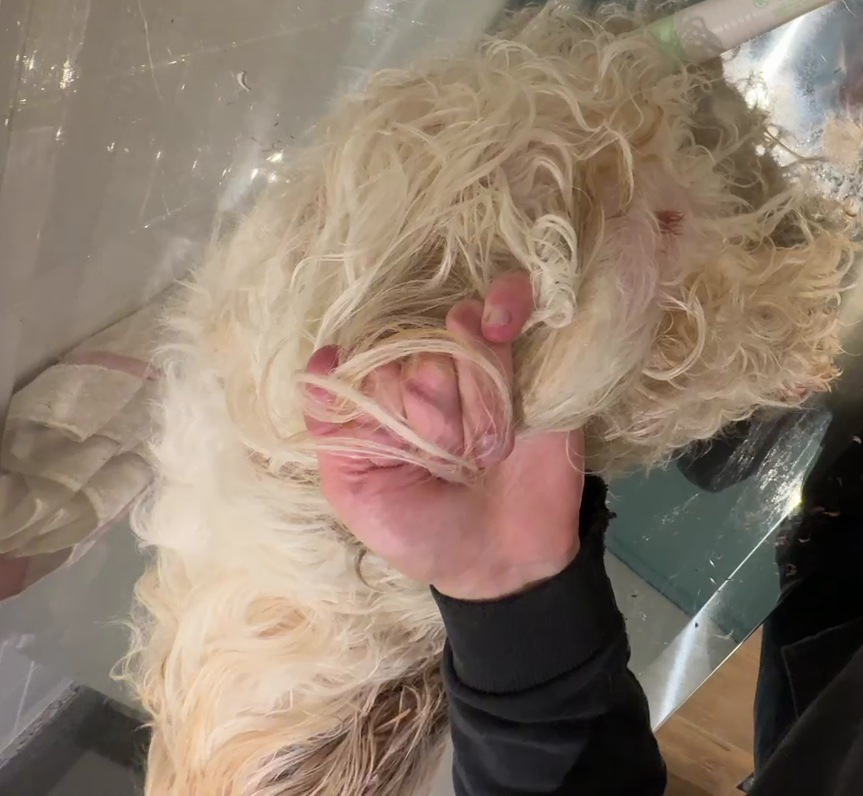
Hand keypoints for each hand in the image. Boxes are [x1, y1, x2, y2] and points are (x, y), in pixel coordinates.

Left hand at [303, 271, 584, 600]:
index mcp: (395, 397)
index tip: (410, 451)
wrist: (507, 561)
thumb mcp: (358, 493)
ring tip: (490, 445)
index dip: (393, 406)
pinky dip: (508, 302)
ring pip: (468, 333)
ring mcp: (492, 362)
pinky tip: (502, 326)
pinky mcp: (541, 358)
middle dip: (440, 412)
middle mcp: (440, 372)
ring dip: (478, 394)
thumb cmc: (424, 532)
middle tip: (456, 461)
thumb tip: (321, 359)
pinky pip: (515, 305)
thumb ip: (335, 430)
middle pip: (426, 352)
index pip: (379, 363)